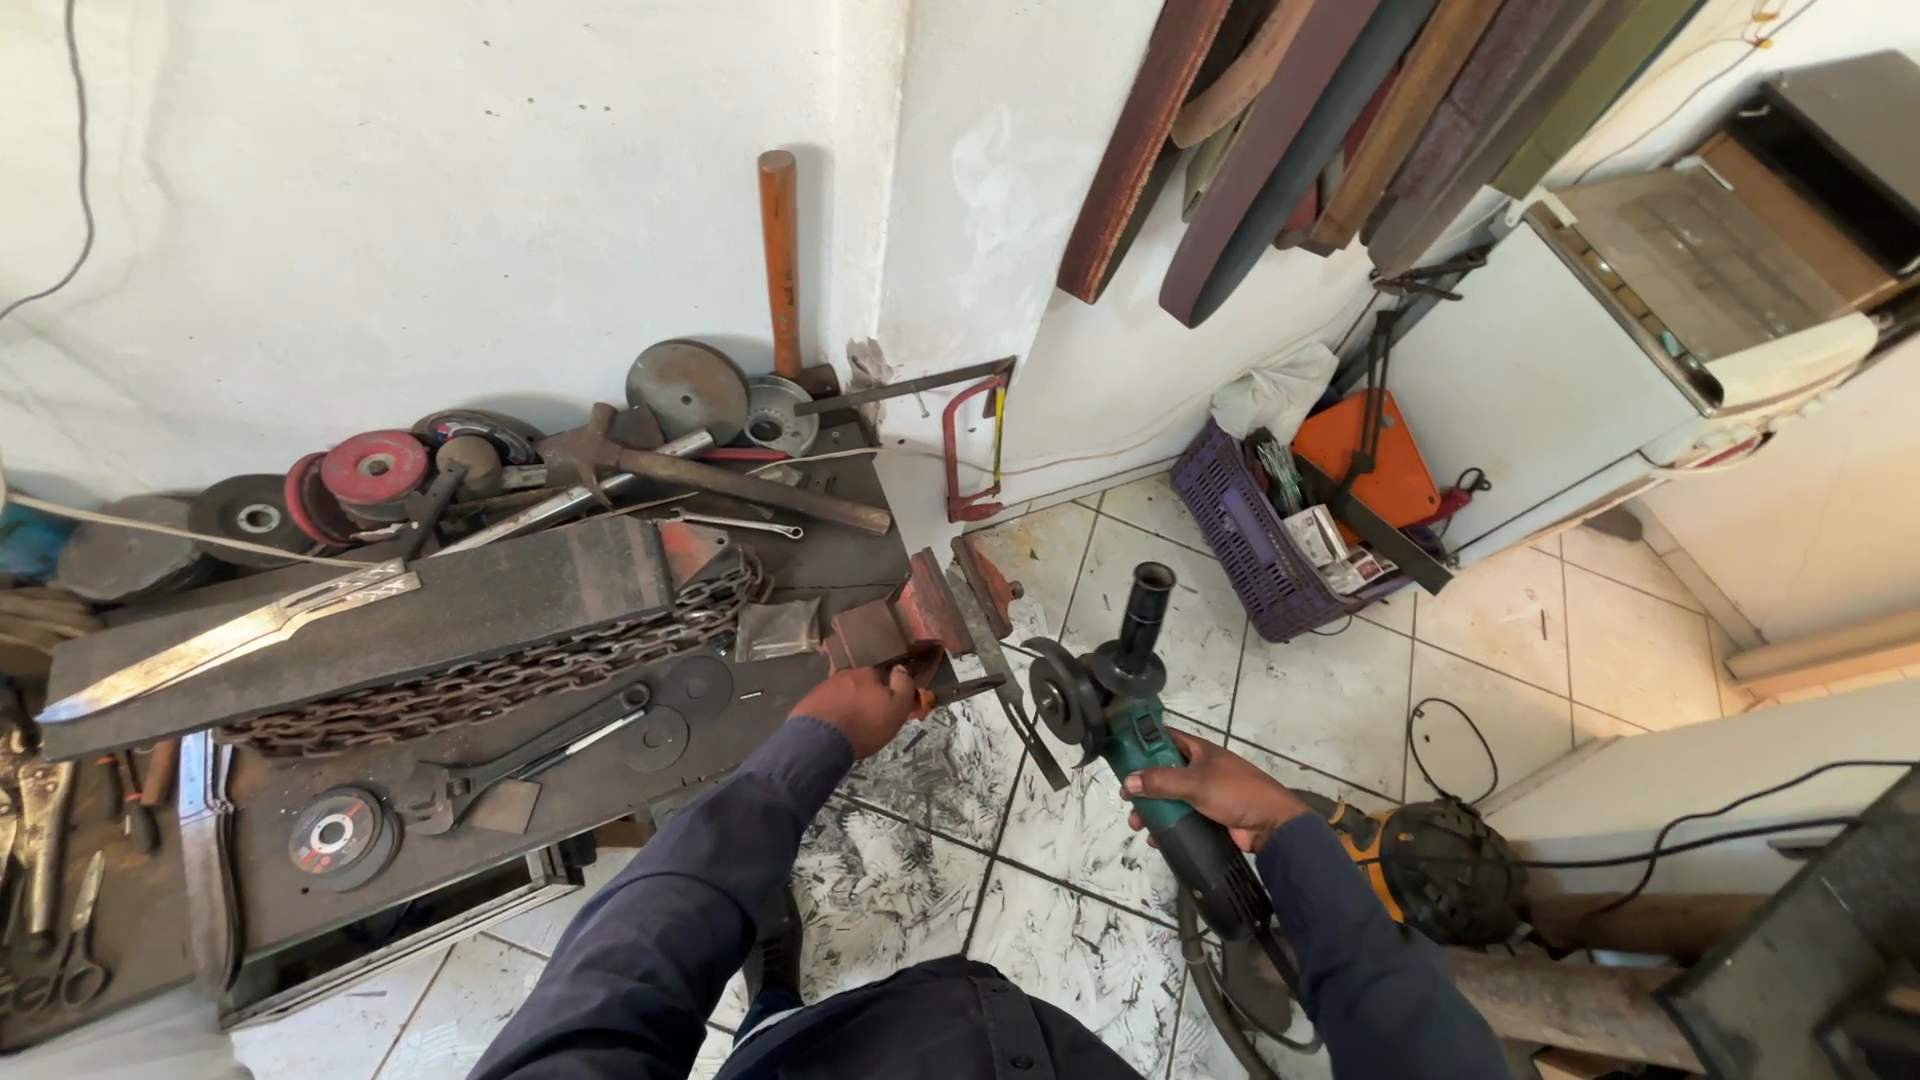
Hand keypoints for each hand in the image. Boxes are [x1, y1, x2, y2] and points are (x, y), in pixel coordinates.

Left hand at [791, 666, 917, 757]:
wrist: (820, 741)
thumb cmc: (865, 724)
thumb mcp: (896, 708)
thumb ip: (903, 686)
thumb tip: (900, 668)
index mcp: (867, 673)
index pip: (880, 677)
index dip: (884, 692)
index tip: (884, 708)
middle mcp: (844, 674)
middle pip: (858, 684)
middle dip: (862, 697)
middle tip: (865, 718)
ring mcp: (823, 687)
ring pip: (840, 694)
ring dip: (845, 705)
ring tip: (848, 725)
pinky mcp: (808, 702)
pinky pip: (824, 705)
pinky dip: (829, 713)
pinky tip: (832, 728)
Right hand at [1124, 729, 1309, 852]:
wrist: (1273, 826)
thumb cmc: (1236, 792)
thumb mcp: (1196, 783)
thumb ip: (1161, 781)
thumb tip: (1128, 782)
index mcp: (1198, 750)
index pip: (1164, 738)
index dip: (1142, 744)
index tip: (1121, 758)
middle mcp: (1199, 768)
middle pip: (1162, 772)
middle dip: (1143, 787)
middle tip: (1127, 800)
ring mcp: (1204, 793)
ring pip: (1169, 798)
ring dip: (1151, 811)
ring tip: (1137, 825)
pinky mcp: (1208, 816)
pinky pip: (1181, 818)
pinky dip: (1167, 827)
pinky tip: (1156, 839)